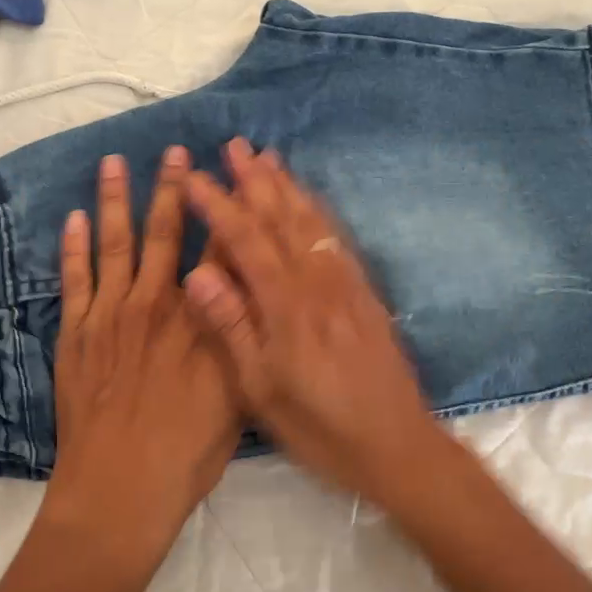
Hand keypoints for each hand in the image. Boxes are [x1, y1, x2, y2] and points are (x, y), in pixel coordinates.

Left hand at [46, 147, 241, 552]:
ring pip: (115, 242)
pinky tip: (74, 217)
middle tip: (174, 151)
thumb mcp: (235, 399)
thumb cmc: (187, 454)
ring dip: (115, 199)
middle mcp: (158, 303)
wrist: (120, 487)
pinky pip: (74, 277)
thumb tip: (246, 301)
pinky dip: (73, 245)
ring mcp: (111, 314)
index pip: (217, 250)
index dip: (222, 209)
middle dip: (172, 188)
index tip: (225, 175)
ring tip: (115, 162)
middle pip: (167, 233)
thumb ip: (237, 343)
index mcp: (201, 319)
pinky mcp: (76, 331)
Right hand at [181, 139, 445, 507]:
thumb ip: (232, 328)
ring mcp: (346, 286)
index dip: (217, 206)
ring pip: (311, 222)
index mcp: (286, 307)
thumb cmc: (320, 428)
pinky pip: (337, 239)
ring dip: (287, 187)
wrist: (398, 447)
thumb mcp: (261, 391)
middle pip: (282, 219)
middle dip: (254, 180)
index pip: (245, 241)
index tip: (192, 177)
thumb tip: (196, 273)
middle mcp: (318, 284)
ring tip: (268, 157)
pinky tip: (310, 202)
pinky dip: (319, 211)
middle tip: (233, 145)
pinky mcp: (366, 294)